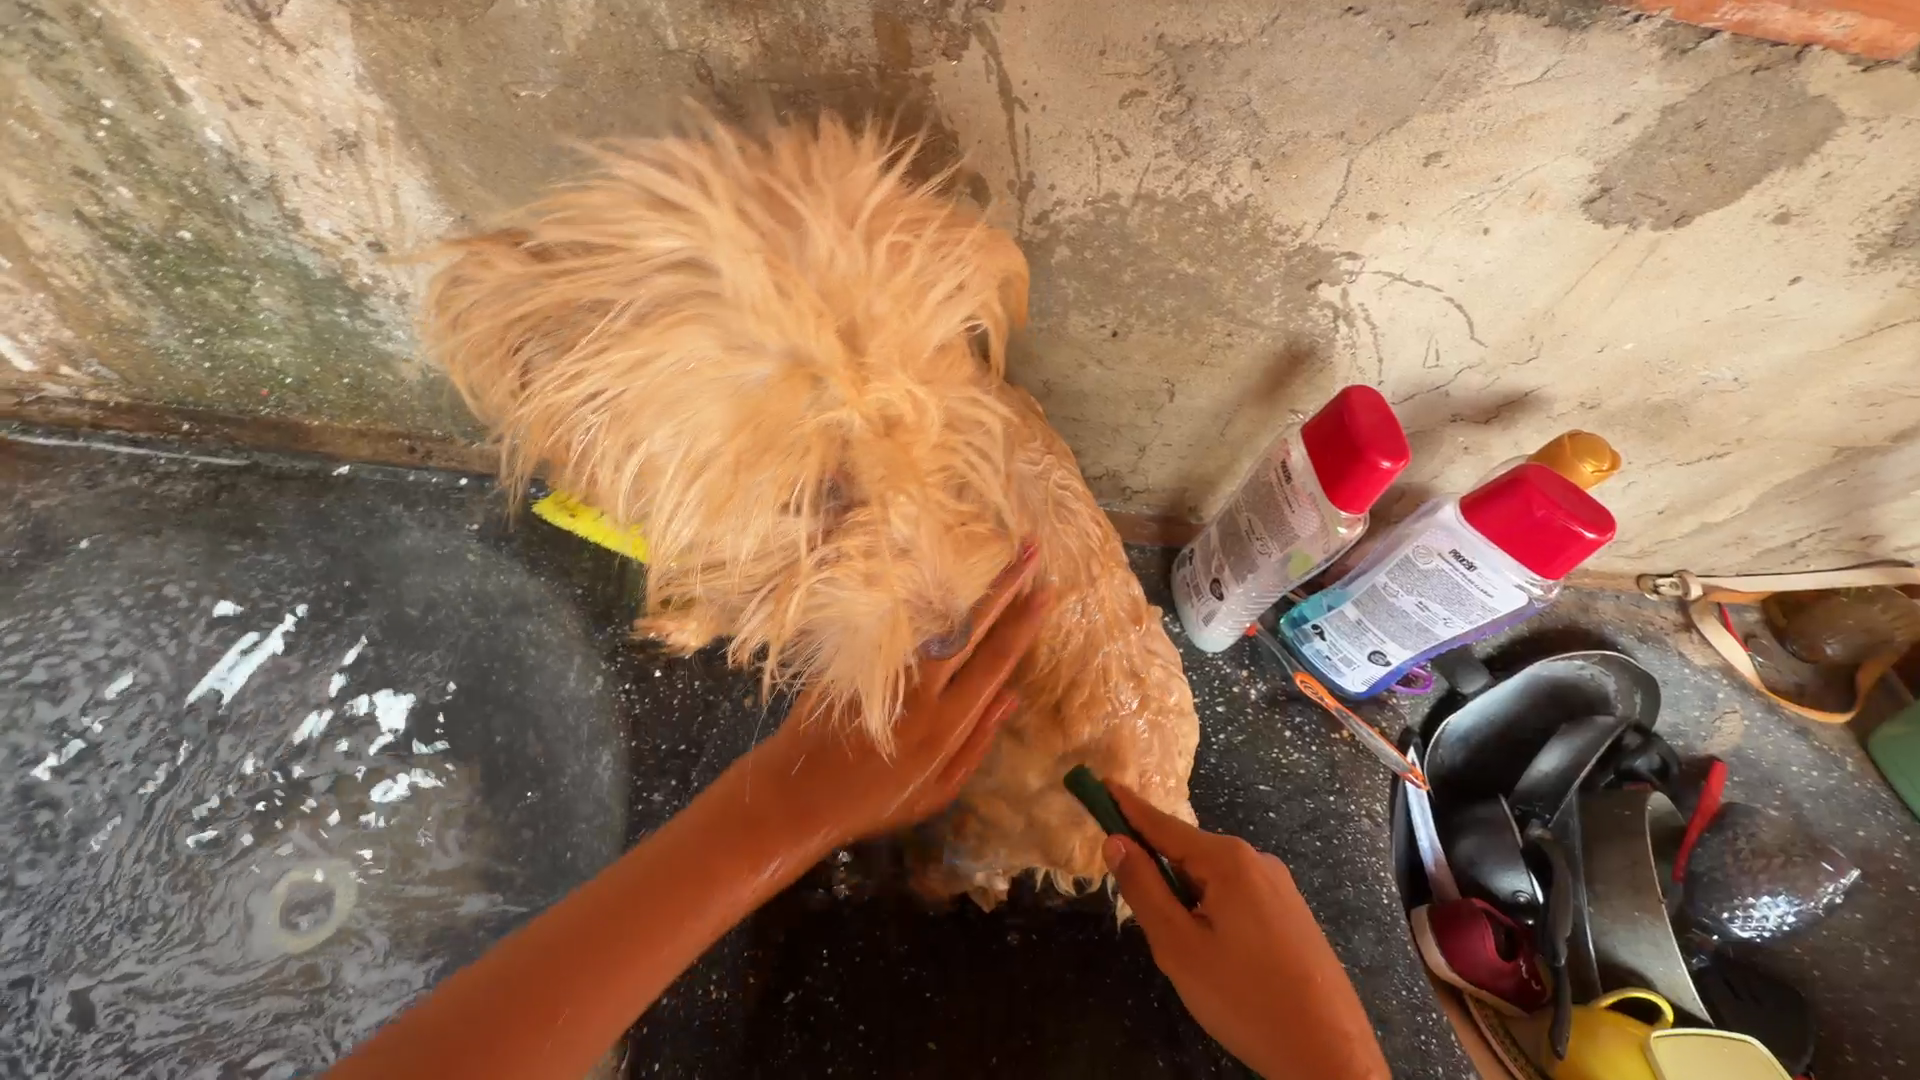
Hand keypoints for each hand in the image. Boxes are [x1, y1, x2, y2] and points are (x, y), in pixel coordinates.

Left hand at [742, 543, 1049, 850]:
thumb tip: (1012, 695)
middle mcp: (922, 690)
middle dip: (1005, 586)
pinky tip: (943, 576)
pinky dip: (925, 599)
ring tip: (995, 558)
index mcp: (947, 724)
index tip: (1045, 591)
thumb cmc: (873, 801)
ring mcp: (888, 670)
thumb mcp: (936, 791)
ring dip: (968, 586)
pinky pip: (900, 623)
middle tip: (1030, 550)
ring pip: (935, 618)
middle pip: (971, 627)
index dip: (1023, 624)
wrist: (795, 795)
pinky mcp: (858, 659)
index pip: (996, 660)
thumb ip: (977, 743)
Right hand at [1104, 786, 1389, 1079]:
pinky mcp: (1292, 913)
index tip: (1099, 783)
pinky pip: (1237, 899)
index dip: (1126, 807)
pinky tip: (1225, 964)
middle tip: (1158, 933)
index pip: (1161, 824)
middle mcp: (1256, 861)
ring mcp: (1280, 887)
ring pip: (1212, 882)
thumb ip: (1143, 888)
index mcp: (1227, 861)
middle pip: (1187, 856)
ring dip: (1189, 906)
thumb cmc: (1245, 998)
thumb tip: (1116, 841)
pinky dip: (1215, 917)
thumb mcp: (1178, 946)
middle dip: (1162, 881)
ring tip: (1198, 962)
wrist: (1331, 1057)